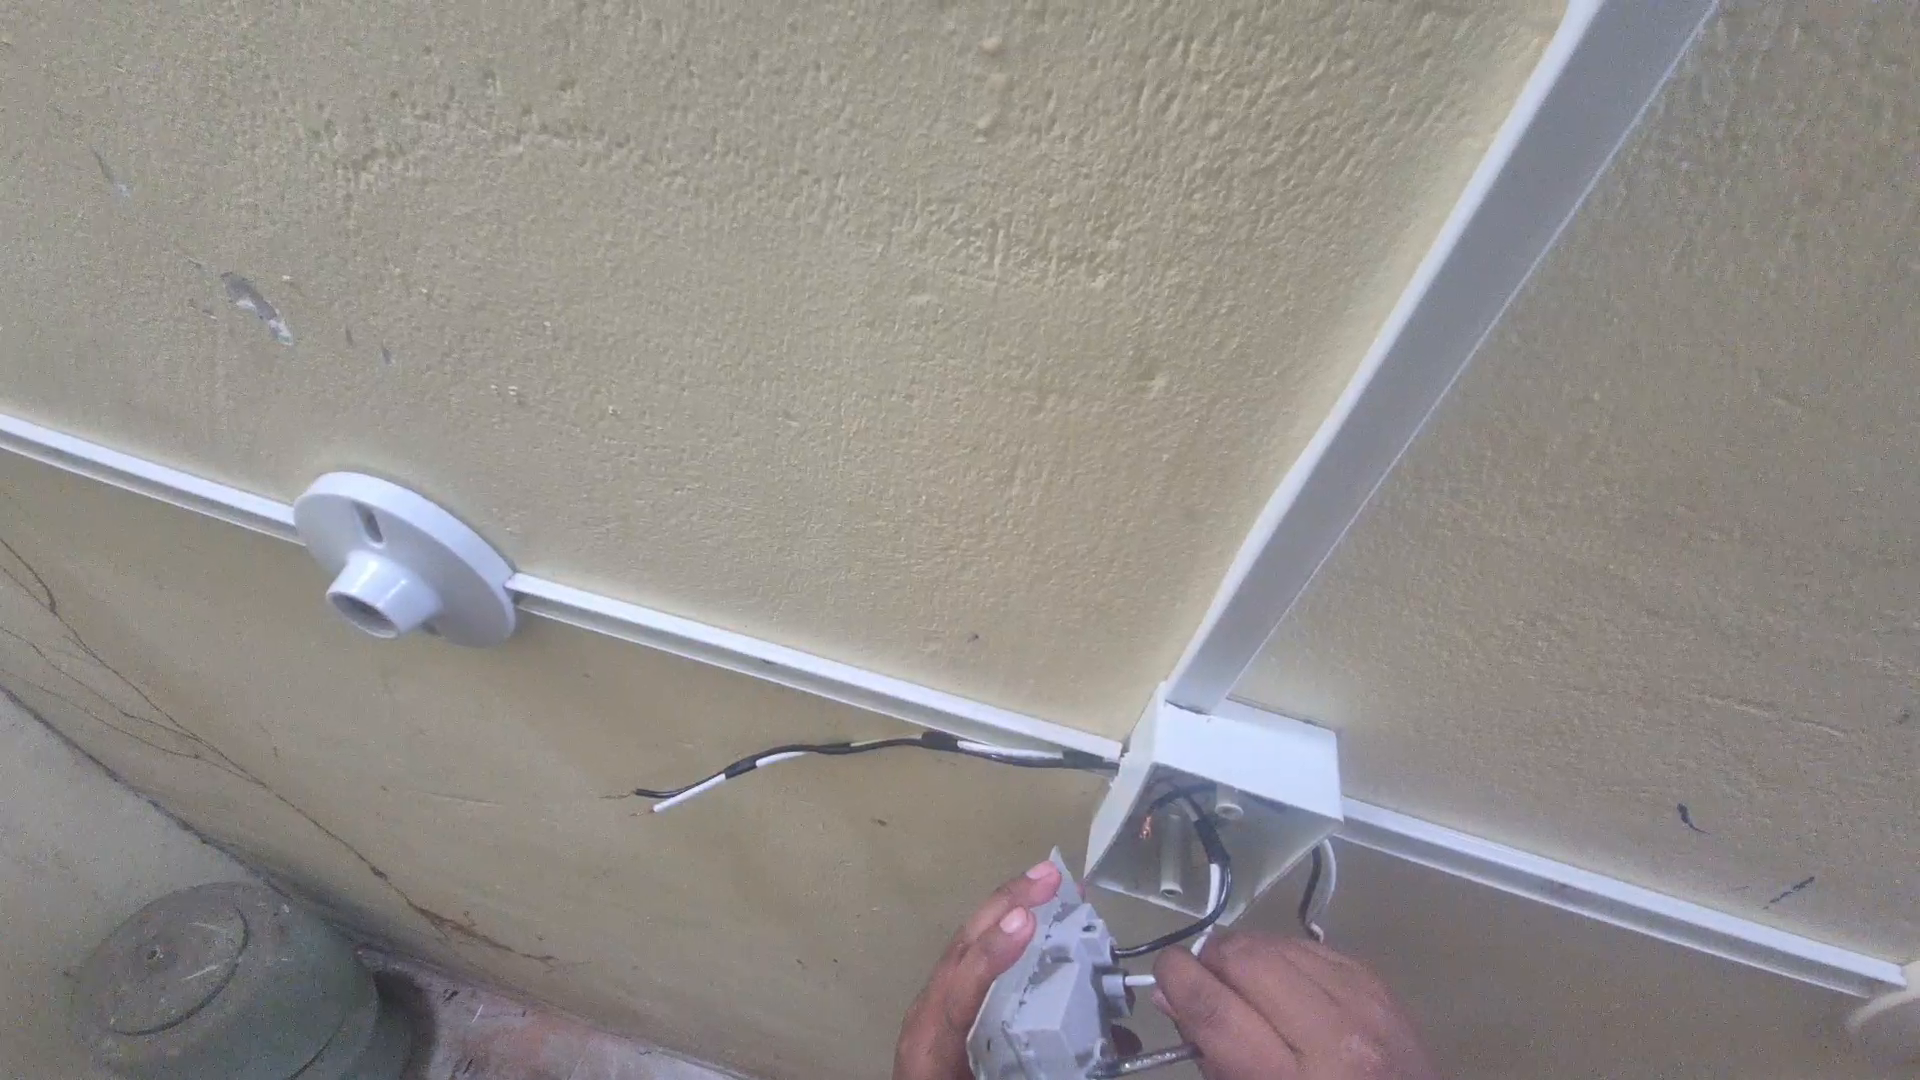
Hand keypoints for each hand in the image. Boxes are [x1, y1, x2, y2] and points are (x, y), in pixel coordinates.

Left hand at [894, 861, 1062, 1079]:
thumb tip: (1097, 1046)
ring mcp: (936, 1002)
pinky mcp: (949, 1003)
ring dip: (1009, 906)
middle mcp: (929, 1013)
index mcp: (930, 1047)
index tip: (1028, 921)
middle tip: (1053, 877)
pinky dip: (1006, 931)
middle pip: (962, 946)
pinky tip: (1033, 914)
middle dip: (1007, 904)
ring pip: (969, 942)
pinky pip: (976, 957)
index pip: (958, 990)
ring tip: (1048, 882)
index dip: (992, 954)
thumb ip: (1036, 1068)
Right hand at [1153, 932, 1438, 1079]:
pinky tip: (1283, 983)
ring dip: (1244, 955)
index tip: (1164, 973)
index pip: (1216, 1010)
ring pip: (1271, 942)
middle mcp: (1334, 1038)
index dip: (1177, 979)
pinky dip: (1281, 956)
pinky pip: (1304, 943)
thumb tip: (1168, 993)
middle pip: (1243, 960)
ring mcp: (1361, 1003)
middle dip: (1211, 961)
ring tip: (1245, 984)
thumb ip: (1209, 1054)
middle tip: (1207, 982)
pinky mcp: (1374, 981)